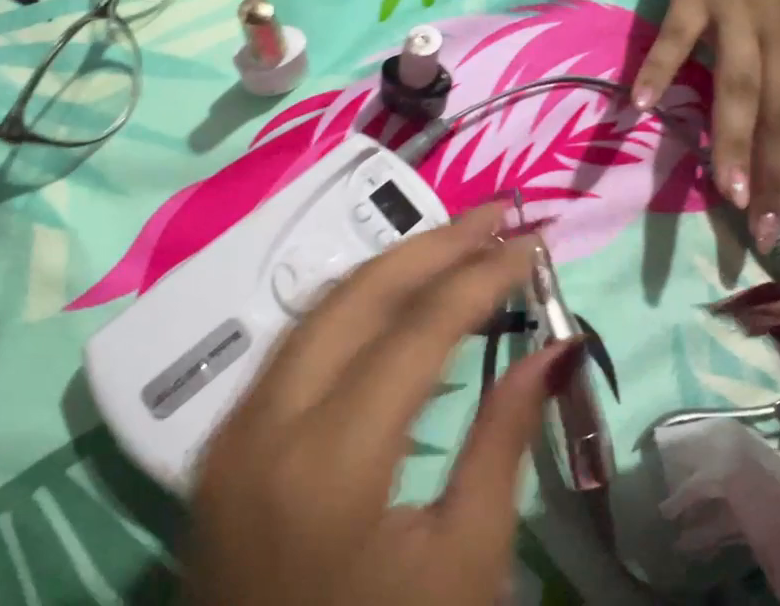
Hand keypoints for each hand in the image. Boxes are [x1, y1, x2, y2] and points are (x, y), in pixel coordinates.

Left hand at [182, 205, 584, 605]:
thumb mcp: (467, 564)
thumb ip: (505, 442)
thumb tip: (556, 348)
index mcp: (330, 465)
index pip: (415, 332)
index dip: (480, 277)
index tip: (532, 243)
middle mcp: (264, 428)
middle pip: (355, 298)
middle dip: (434, 245)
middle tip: (498, 215)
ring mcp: (232, 433)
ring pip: (316, 312)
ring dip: (391, 268)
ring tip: (458, 242)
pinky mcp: (223, 445)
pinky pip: (293, 347)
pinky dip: (352, 308)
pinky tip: (396, 297)